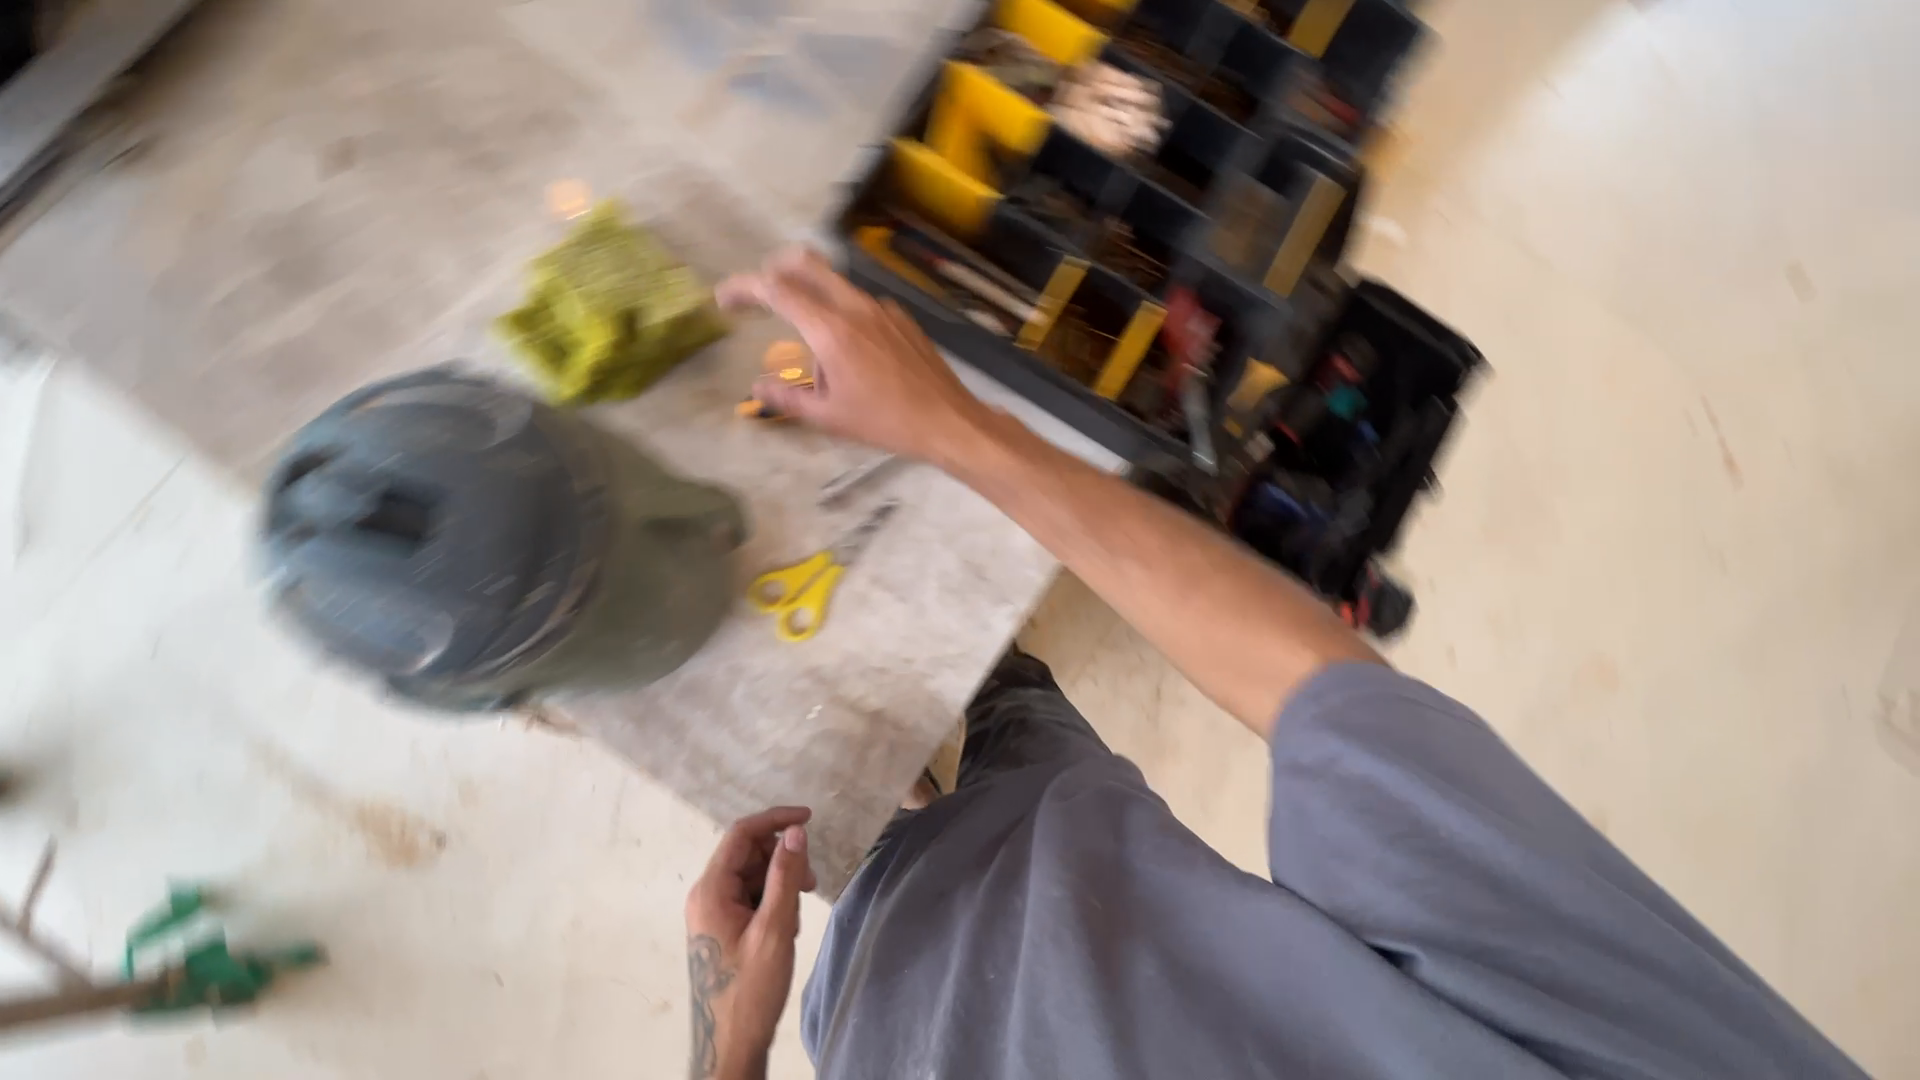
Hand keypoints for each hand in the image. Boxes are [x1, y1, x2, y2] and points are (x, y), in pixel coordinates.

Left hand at [684, 806, 817, 1079]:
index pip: (741, 834)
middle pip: (748, 852)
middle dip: (782, 859)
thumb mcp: (775, 929)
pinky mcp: (721, 926)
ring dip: (780, 882)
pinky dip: (772, 900)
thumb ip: (785, 876)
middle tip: (811, 883)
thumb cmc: (751, 989)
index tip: (809, 818)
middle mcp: (706, 894)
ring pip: (752, 874)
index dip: (775, 819)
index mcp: (710, 890)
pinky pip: (749, 894)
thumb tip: (795, 831)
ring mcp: (712, 911)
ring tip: (797, 914)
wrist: (730, 1045)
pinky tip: (786, 926)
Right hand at [716, 247, 999, 467]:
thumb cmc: (885, 422)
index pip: (776, 290)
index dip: (743, 288)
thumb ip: (788, 399)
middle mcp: (855, 307)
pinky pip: (861, 305)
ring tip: (820, 357)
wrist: (947, 420)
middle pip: (806, 263)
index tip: (725, 299)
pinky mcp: (902, 318)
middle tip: (762, 295)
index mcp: (831, 330)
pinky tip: (855, 359)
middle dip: (775, 270)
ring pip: (835, 285)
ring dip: (813, 302)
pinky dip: (843, 317)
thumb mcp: (829, 418)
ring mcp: (883, 309)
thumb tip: (757, 387)